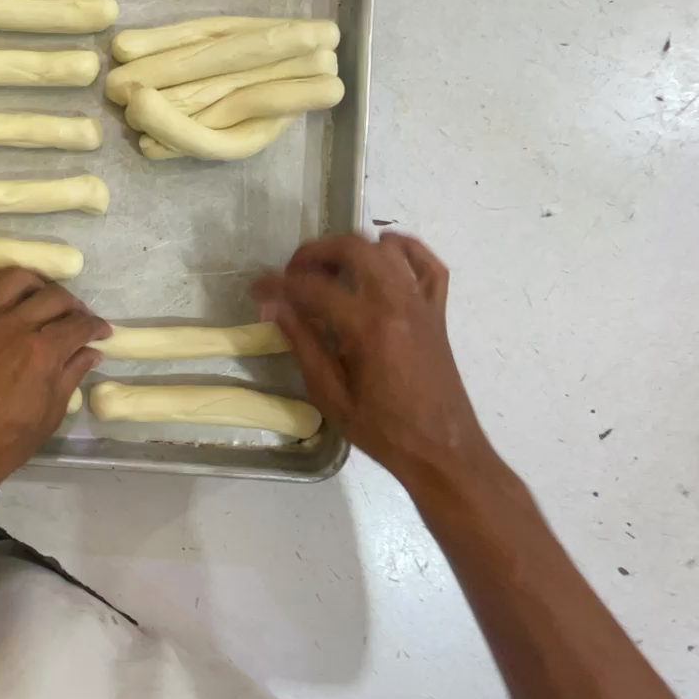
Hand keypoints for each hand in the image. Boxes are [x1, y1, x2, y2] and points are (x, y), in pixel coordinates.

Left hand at [0, 268, 109, 483]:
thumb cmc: (6, 440)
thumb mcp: (50, 413)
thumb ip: (72, 373)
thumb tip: (91, 351)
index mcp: (41, 352)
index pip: (79, 324)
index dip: (97, 326)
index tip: (102, 332)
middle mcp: (13, 326)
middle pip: (54, 296)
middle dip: (74, 306)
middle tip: (77, 320)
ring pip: (15, 278)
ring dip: (37, 285)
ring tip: (42, 298)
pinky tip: (5, 291)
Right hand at [252, 233, 490, 486]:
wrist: (442, 450)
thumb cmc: (382, 429)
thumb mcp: (329, 393)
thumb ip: (302, 343)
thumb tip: (273, 306)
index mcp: (367, 328)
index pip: (312, 288)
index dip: (278, 284)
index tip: (256, 289)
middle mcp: (397, 304)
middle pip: (354, 249)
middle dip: (315, 252)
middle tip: (291, 273)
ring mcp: (422, 304)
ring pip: (388, 249)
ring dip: (352, 247)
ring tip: (328, 267)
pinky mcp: (437, 312)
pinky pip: (427, 264)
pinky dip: (404, 249)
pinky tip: (383, 253)